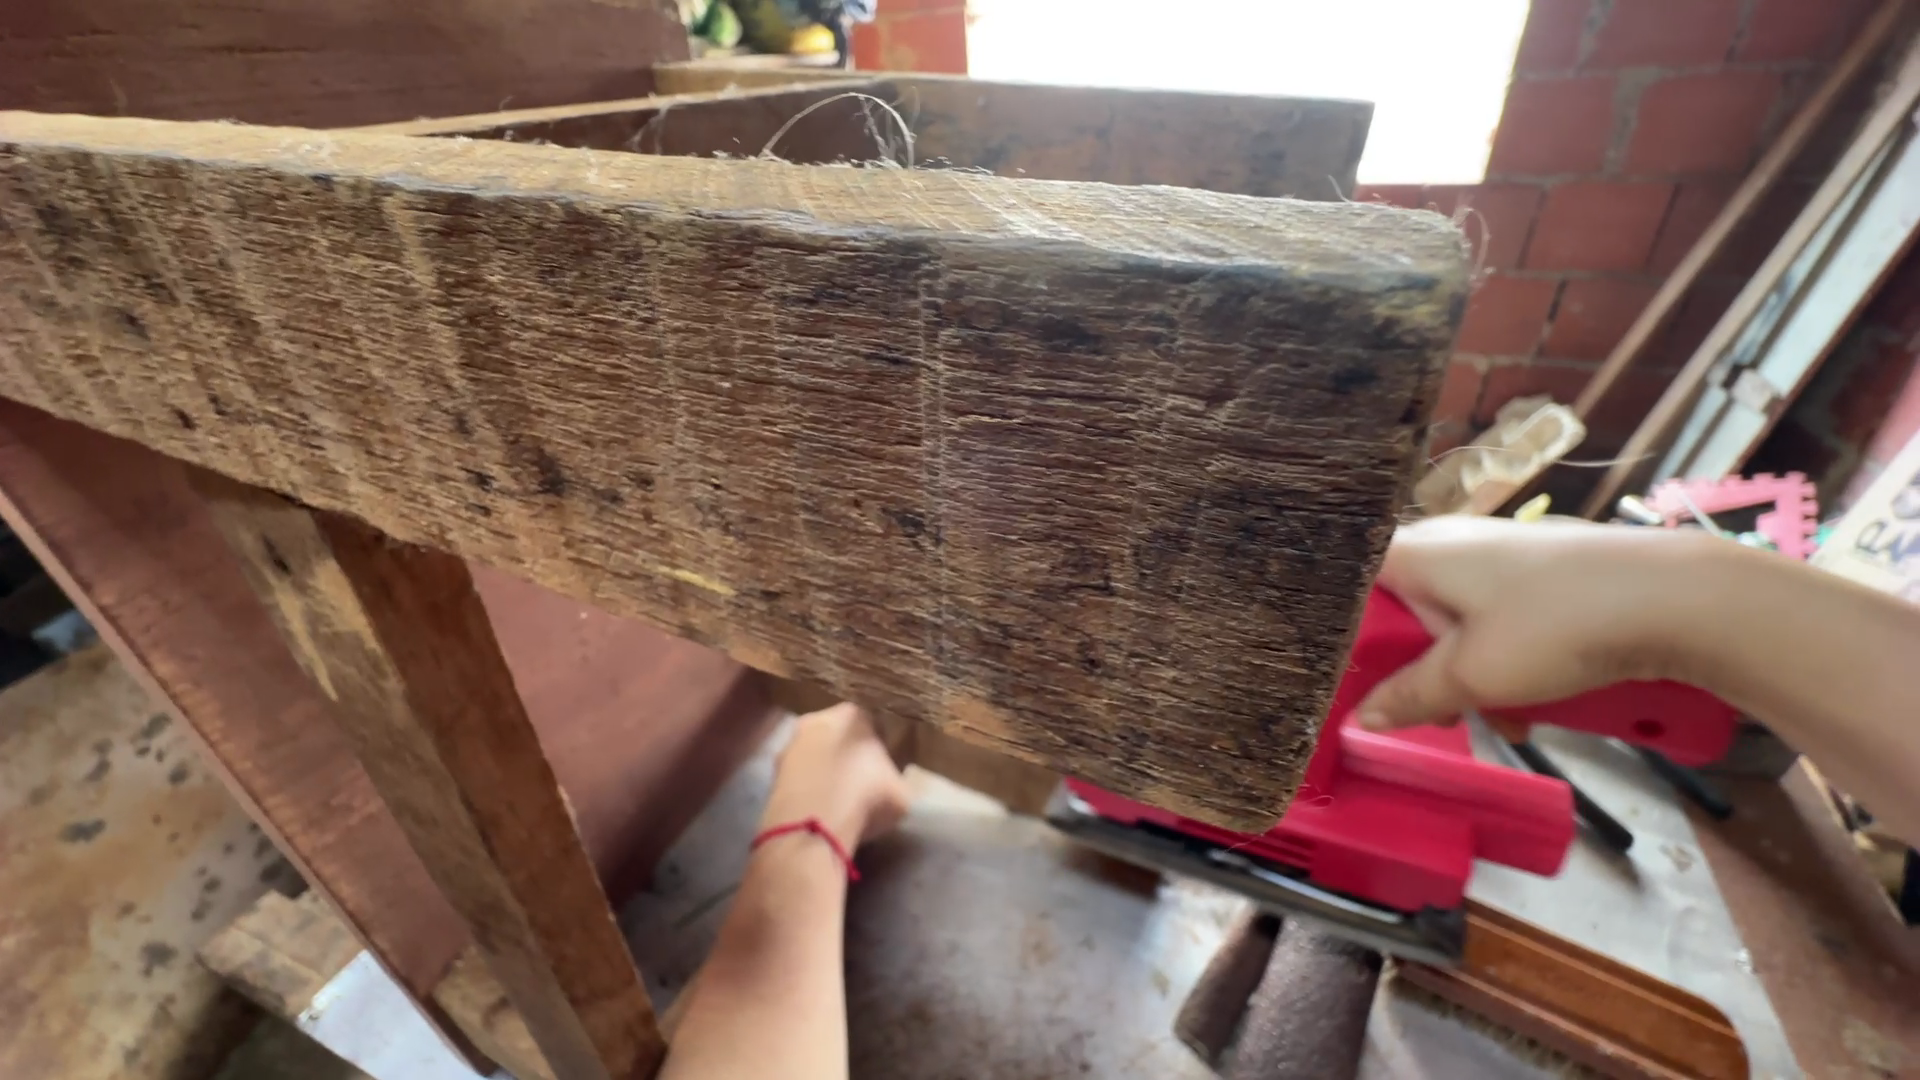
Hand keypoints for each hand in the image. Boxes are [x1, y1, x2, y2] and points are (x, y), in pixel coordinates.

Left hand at [761, 703, 910, 844]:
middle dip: (846, 755)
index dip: (878, 745)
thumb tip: (888, 784)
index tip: (883, 766)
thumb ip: (894, 779)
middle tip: (860, 783)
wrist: (812, 827)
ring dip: (823, 774)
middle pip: (837, 736)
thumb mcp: (901, 791)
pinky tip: (820, 813)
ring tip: (838, 802)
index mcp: (854, 713)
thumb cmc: (865, 797)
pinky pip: (798, 781)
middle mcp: (817, 719)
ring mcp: (789, 746)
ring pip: (813, 757)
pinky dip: (807, 793)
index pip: (870, 722)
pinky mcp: (772, 776)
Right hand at [1355, 516, 1712, 730]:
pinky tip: (1532, 697)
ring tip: (1498, 718)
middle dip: (1413, 665)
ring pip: (1449, 614)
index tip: (1350, 675)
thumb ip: (1409, 697)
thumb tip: (1359, 721)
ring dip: (1462, 669)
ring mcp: (1492, 547)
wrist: (1685, 597)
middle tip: (1434, 711)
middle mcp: (1443, 539)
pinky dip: (1499, 651)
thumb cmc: (1552, 626)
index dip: (1341, 631)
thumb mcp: (1472, 675)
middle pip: (1399, 606)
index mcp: (1410, 552)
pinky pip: (1491, 610)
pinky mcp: (1535, 563)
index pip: (1346, 585)